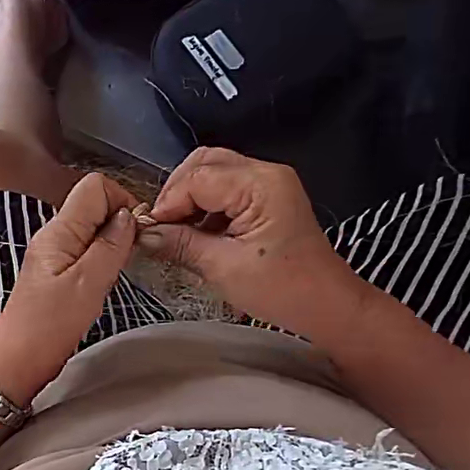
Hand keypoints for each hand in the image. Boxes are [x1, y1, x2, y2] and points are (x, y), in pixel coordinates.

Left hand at [0, 172, 140, 401]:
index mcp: (58, 231)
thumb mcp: (87, 284)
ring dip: (113, 243)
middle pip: (95, 204)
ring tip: (117, 270)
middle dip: (120, 222)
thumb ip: (110, 246)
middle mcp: (54, 235)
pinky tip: (104, 280)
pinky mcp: (57, 272)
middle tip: (130, 254)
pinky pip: (86, 251)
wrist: (16, 361)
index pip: (95, 186)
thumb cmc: (46, 327)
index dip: (122, 200)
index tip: (137, 230)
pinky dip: (102, 259)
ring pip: (93, 229)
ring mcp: (54, 254)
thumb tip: (129, 217)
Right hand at [137, 146, 367, 336]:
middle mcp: (265, 173)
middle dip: (176, 194)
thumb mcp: (223, 268)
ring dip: (189, 200)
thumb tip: (143, 235)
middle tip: (161, 227)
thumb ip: (180, 244)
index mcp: (260, 184)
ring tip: (176, 232)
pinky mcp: (266, 198)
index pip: (197, 178)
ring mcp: (268, 184)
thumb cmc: (282, 289)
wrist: (326, 305)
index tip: (150, 231)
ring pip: (212, 173)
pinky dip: (204, 207)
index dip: (168, 203)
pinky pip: (225, 189)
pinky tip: (195, 233)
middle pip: (204, 163)